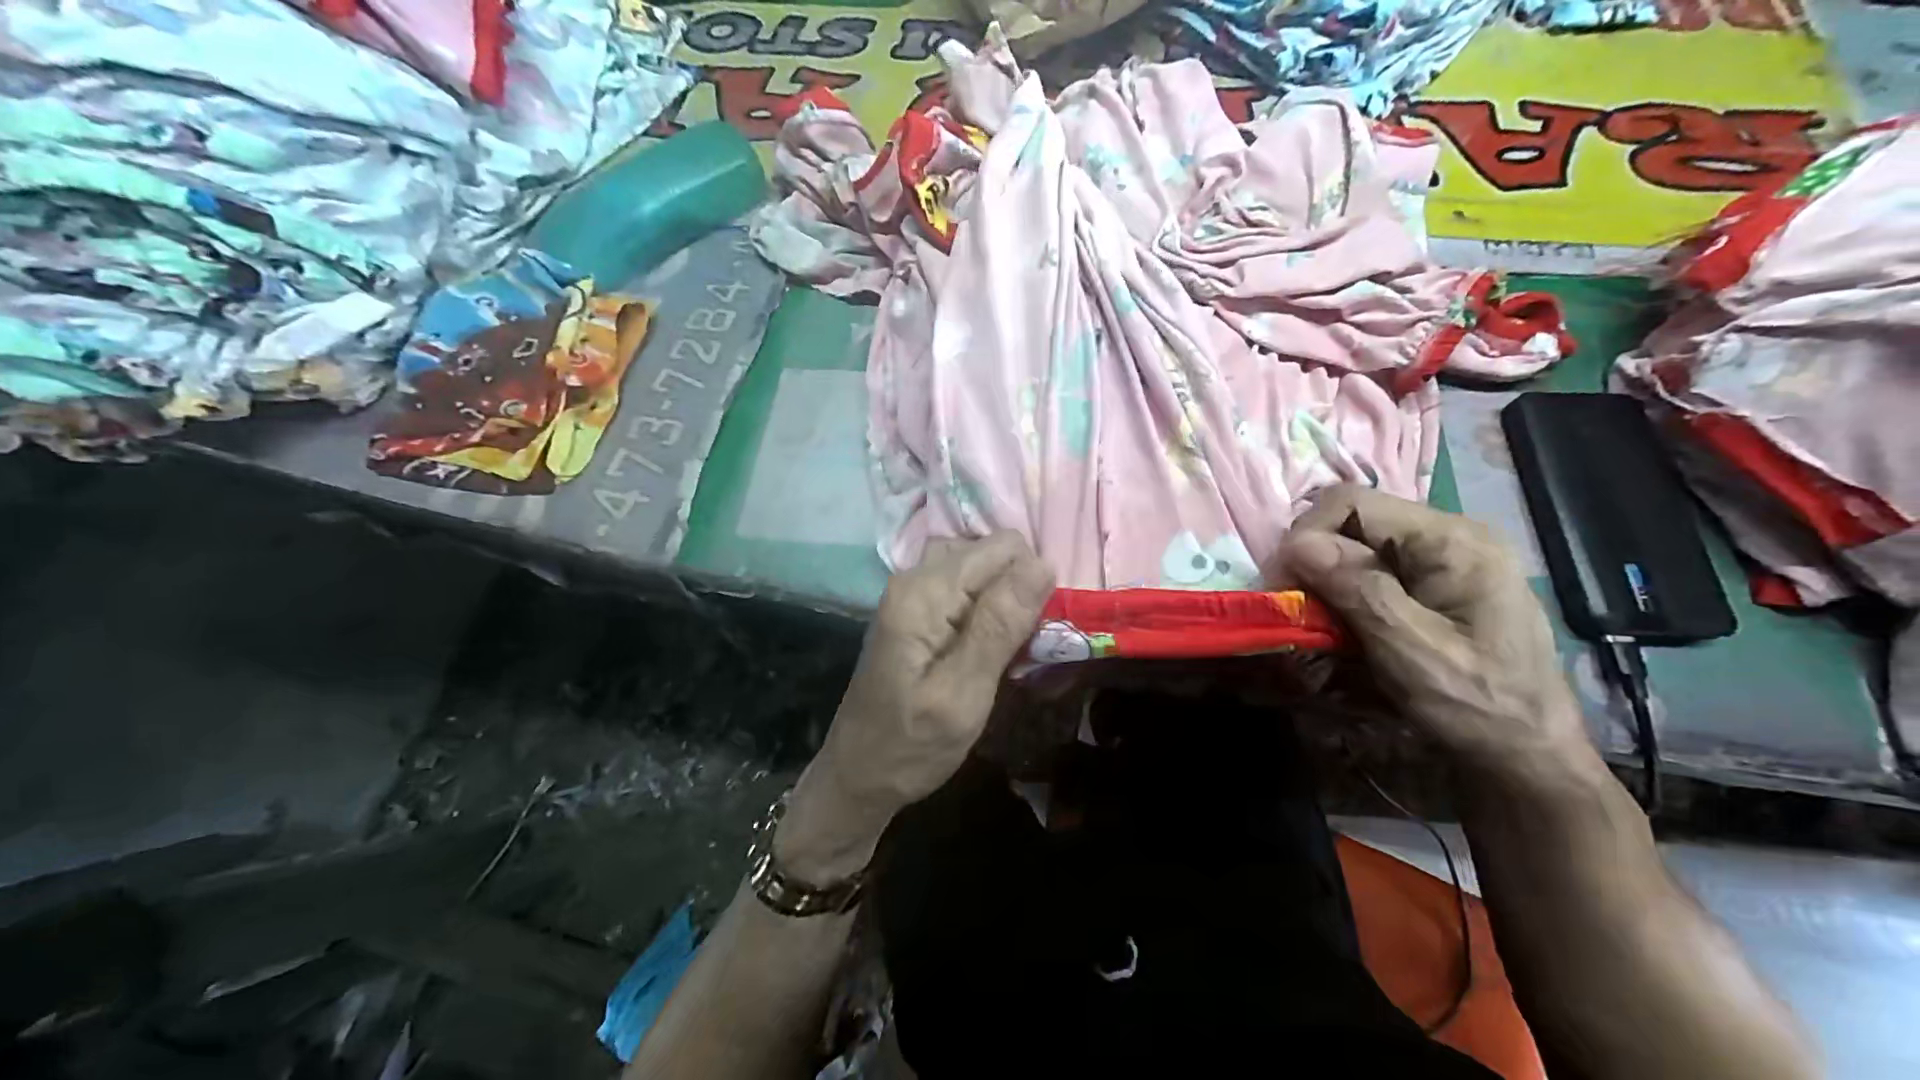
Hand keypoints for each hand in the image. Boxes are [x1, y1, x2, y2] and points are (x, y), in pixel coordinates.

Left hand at [777, 532, 1054, 882]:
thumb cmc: (910, 746)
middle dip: (1021, 593)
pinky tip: (989, 652)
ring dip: (1007, 604)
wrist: (859, 775)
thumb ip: (999, 626)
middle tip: (1021, 651)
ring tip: (1007, 652)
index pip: (1005, 547)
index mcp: (924, 591)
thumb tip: (1043, 564)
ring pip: (985, 570)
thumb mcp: (962, 695)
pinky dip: (989, 613)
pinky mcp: (918, 610)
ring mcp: (914, 592)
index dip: (1032, 585)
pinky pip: (968, 590)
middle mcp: (916, 577)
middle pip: (994, 553)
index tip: (1035, 636)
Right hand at [1278, 485, 1599, 783]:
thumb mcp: (1413, 653)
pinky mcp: (1436, 578)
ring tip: (1321, 619)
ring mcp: (1445, 555)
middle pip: (1353, 517)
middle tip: (1300, 608)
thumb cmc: (1478, 706)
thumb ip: (1359, 591)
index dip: (1307, 537)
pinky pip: (1372, 563)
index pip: (1352, 503)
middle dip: (1314, 557)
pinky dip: (1346, 587)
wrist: (1529, 754)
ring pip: (1357, 541)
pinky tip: (1346, 620)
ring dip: (1327, 575)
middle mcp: (1450, 534)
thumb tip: (1297, 544)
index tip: (1287, 588)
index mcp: (1453, 542)